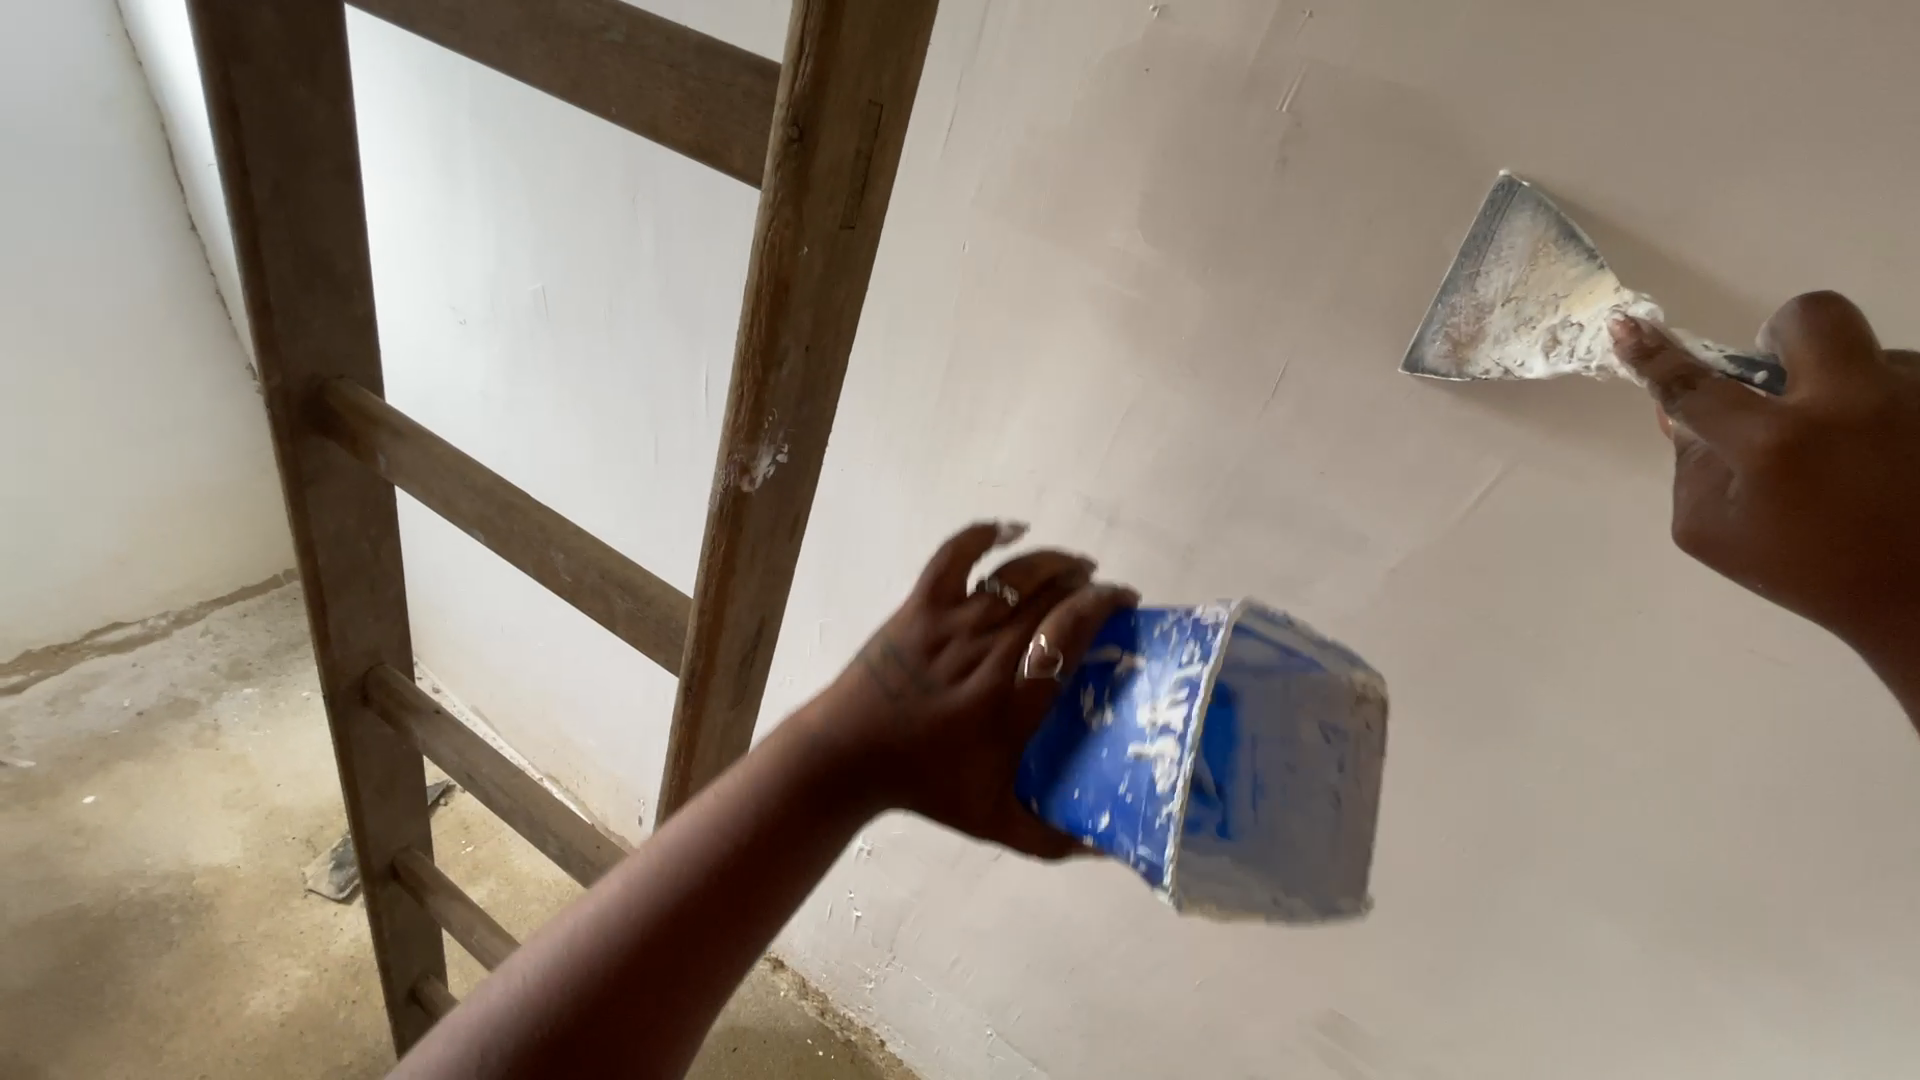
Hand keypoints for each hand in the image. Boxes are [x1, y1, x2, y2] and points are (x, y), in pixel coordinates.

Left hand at [815, 522, 1137, 858]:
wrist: (846, 756)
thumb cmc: (925, 786)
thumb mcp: (996, 822)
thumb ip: (1057, 839)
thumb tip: (1112, 848)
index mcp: (1010, 697)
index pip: (1070, 632)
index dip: (1104, 606)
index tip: (1126, 603)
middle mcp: (986, 649)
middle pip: (1049, 595)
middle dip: (1087, 584)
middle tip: (1106, 593)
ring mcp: (950, 621)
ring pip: (1013, 573)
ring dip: (1052, 560)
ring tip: (1076, 565)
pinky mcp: (919, 605)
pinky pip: (954, 555)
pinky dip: (983, 534)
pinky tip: (1010, 528)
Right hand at [1609, 292, 1919, 654]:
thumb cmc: (1801, 570)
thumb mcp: (1710, 528)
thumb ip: (1690, 463)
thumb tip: (1685, 411)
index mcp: (1774, 442)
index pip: (1693, 385)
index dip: (1653, 354)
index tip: (1626, 324)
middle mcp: (1851, 404)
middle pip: (1810, 317)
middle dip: (1781, 335)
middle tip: (1778, 380)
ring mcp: (1916, 397)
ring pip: (1861, 356)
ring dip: (1836, 390)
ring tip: (1846, 451)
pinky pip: (1899, 381)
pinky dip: (1878, 408)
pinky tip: (1882, 456)